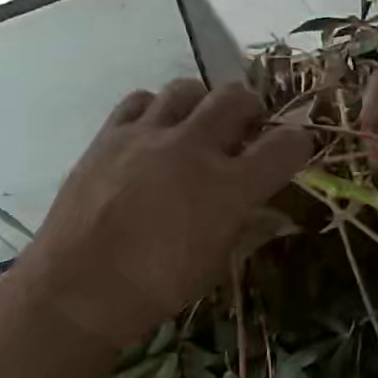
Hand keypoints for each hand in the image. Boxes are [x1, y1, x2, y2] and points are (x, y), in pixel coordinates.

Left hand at [2, 80, 311, 352]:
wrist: (79, 289)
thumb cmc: (156, 288)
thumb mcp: (215, 264)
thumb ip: (245, 225)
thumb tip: (266, 208)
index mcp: (229, 187)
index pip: (286, 145)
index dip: (298, 145)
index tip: (293, 151)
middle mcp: (193, 148)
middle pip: (237, 97)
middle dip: (251, 109)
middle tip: (245, 128)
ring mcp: (148, 135)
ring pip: (188, 88)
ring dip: (202, 103)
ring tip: (195, 126)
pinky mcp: (110, 134)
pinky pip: (141, 100)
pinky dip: (155, 109)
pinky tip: (153, 131)